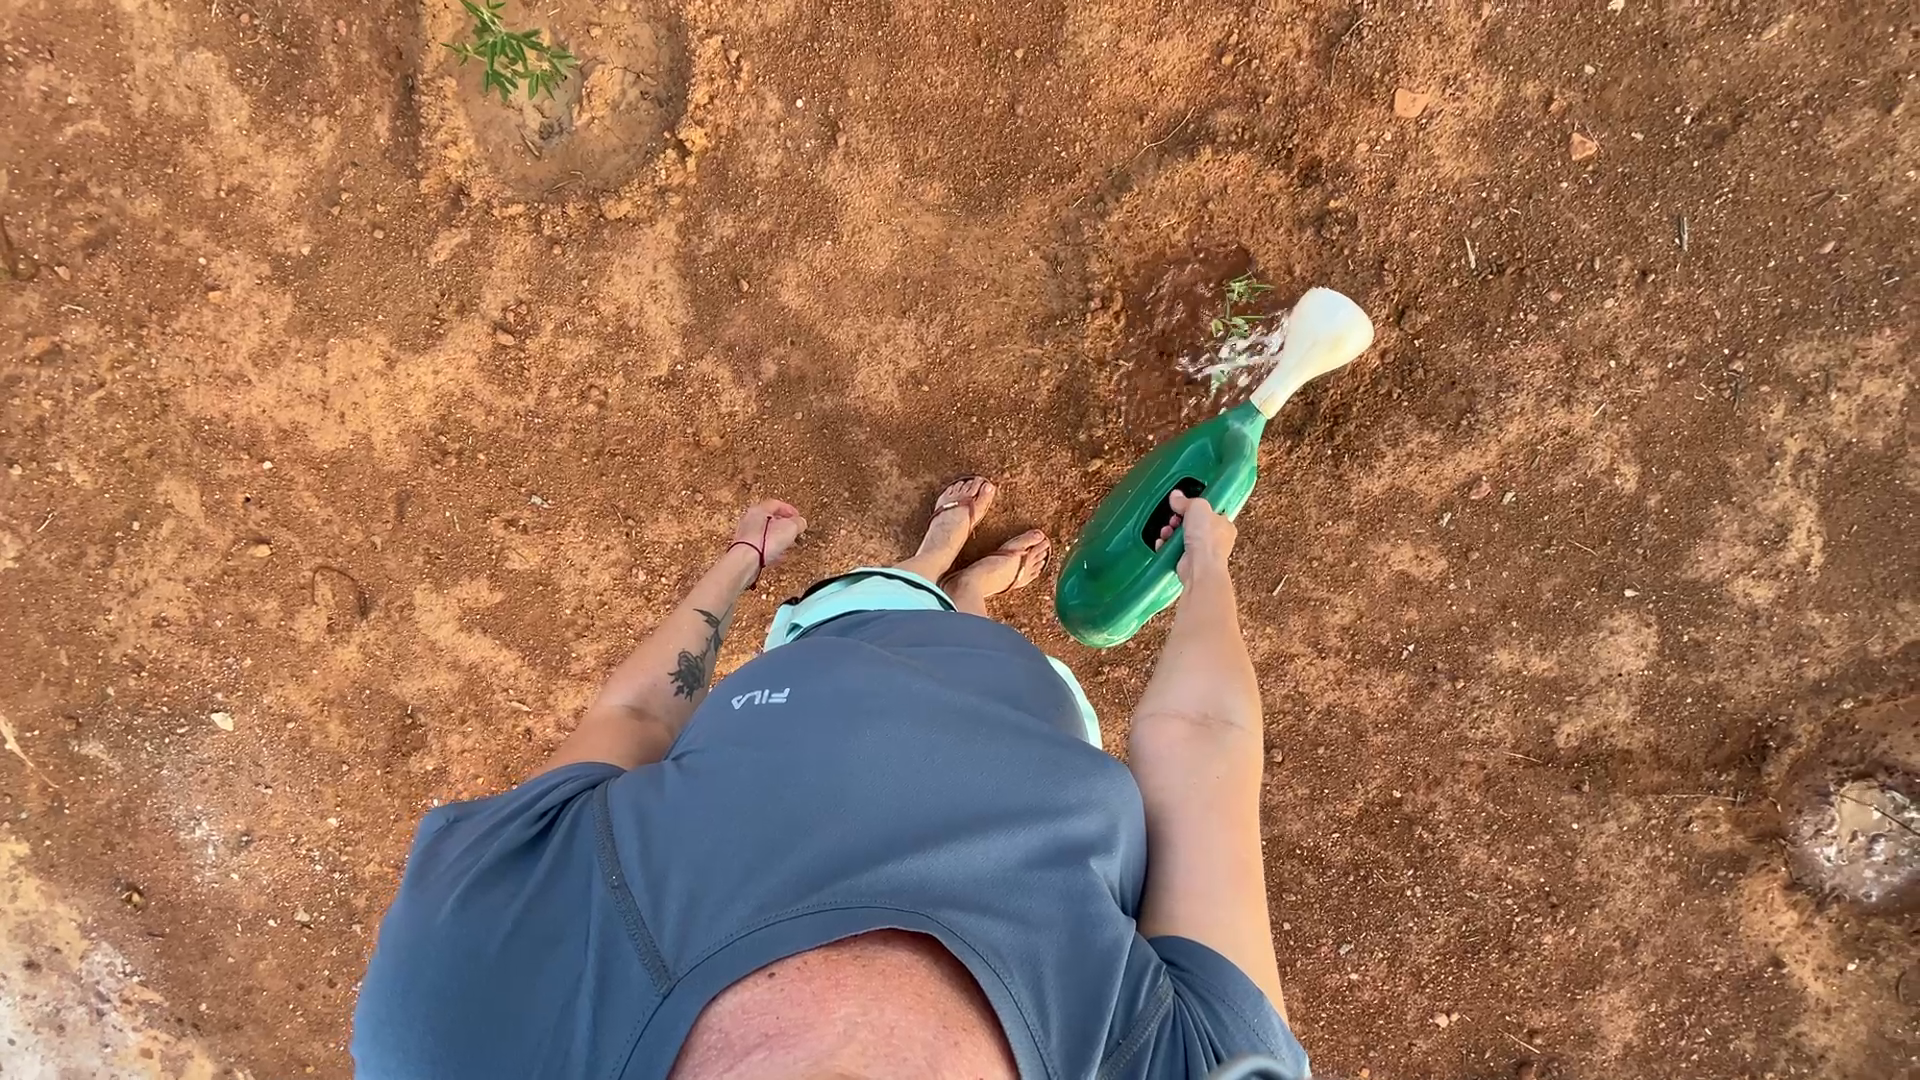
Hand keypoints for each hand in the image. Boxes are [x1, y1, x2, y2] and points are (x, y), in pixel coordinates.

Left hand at [733, 499, 806, 571]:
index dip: (789, 510)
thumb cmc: (765, 541)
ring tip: (787, 544)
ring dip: (777, 538)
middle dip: (783, 525)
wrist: (747, 560)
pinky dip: (770, 550)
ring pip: (764, 534)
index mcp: (759, 509)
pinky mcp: (745, 550)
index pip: (776, 504)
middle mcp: (749, 520)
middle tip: (793, 530)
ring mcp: (745, 535)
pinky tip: (778, 556)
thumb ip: (798, 523)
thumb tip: (800, 523)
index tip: (798, 517)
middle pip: (769, 519)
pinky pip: (760, 547)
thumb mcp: (791, 528)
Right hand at [1164, 491, 1234, 587]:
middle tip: (1174, 518)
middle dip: (1178, 520)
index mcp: (1223, 524)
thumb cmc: (1208, 539)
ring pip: (1180, 536)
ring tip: (1167, 531)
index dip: (1195, 506)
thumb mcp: (1198, 507)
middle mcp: (1213, 539)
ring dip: (1170, 532)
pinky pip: (1172, 550)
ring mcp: (1200, 551)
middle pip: (1191, 523)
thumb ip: (1186, 500)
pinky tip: (1163, 543)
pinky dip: (1165, 546)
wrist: (1200, 566)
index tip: (1184, 503)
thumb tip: (1176, 496)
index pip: (1209, 511)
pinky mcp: (1187, 561)